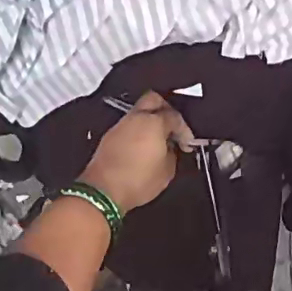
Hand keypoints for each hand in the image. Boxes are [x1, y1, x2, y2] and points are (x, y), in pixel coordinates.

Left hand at [77, 91, 194, 212]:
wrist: (104, 191)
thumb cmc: (135, 180)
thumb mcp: (167, 171)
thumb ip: (173, 154)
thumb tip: (172, 150)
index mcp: (154, 122)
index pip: (175, 116)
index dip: (184, 130)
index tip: (187, 142)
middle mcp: (136, 118)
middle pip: (154, 99)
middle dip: (167, 110)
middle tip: (173, 127)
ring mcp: (121, 125)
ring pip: (139, 112)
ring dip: (151, 121)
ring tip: (159, 140)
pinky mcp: (110, 136)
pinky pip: (129, 126)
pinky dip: (138, 131)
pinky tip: (143, 147)